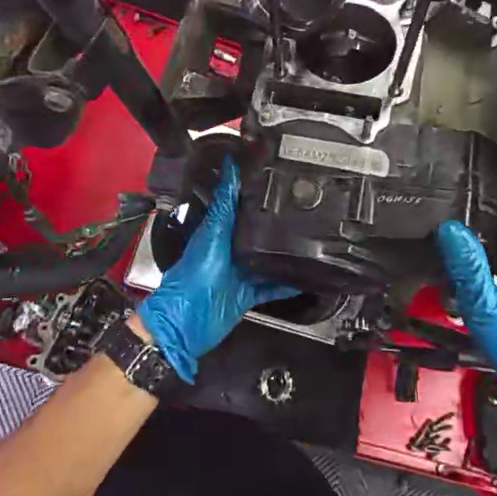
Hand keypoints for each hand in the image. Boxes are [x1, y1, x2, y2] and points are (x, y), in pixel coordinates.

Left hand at [137, 159, 297, 383]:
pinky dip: (289, 283)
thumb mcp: (212, 238)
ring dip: (286, 253)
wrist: (183, 327)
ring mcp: (240, 273)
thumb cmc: (193, 279)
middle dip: (278, 221)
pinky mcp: (248, 294)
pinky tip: (307, 277)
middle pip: (258, 231)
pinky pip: (273, 286)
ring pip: (269, 258)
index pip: (239, 204)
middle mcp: (231, 250)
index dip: (255, 189)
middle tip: (305, 205)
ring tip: (313, 239)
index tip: (277, 172)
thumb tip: (229, 167)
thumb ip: (225, 208)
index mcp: (219, 232)